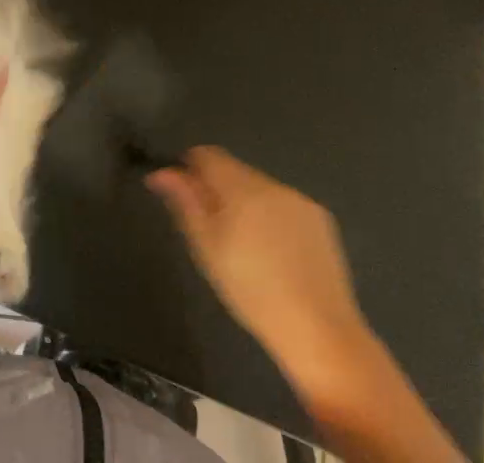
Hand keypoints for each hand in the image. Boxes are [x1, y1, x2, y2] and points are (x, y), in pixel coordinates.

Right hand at [147, 147, 370, 375]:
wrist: (318, 328)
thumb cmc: (251, 290)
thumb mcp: (207, 248)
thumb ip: (185, 203)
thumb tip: (161, 172)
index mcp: (243, 190)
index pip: (208, 155)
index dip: (189, 167)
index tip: (181, 194)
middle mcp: (274, 186)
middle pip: (235, 170)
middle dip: (218, 190)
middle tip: (211, 230)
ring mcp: (301, 201)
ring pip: (260, 188)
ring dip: (244, 203)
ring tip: (244, 246)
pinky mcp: (321, 220)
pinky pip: (284, 204)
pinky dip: (270, 216)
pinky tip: (273, 252)